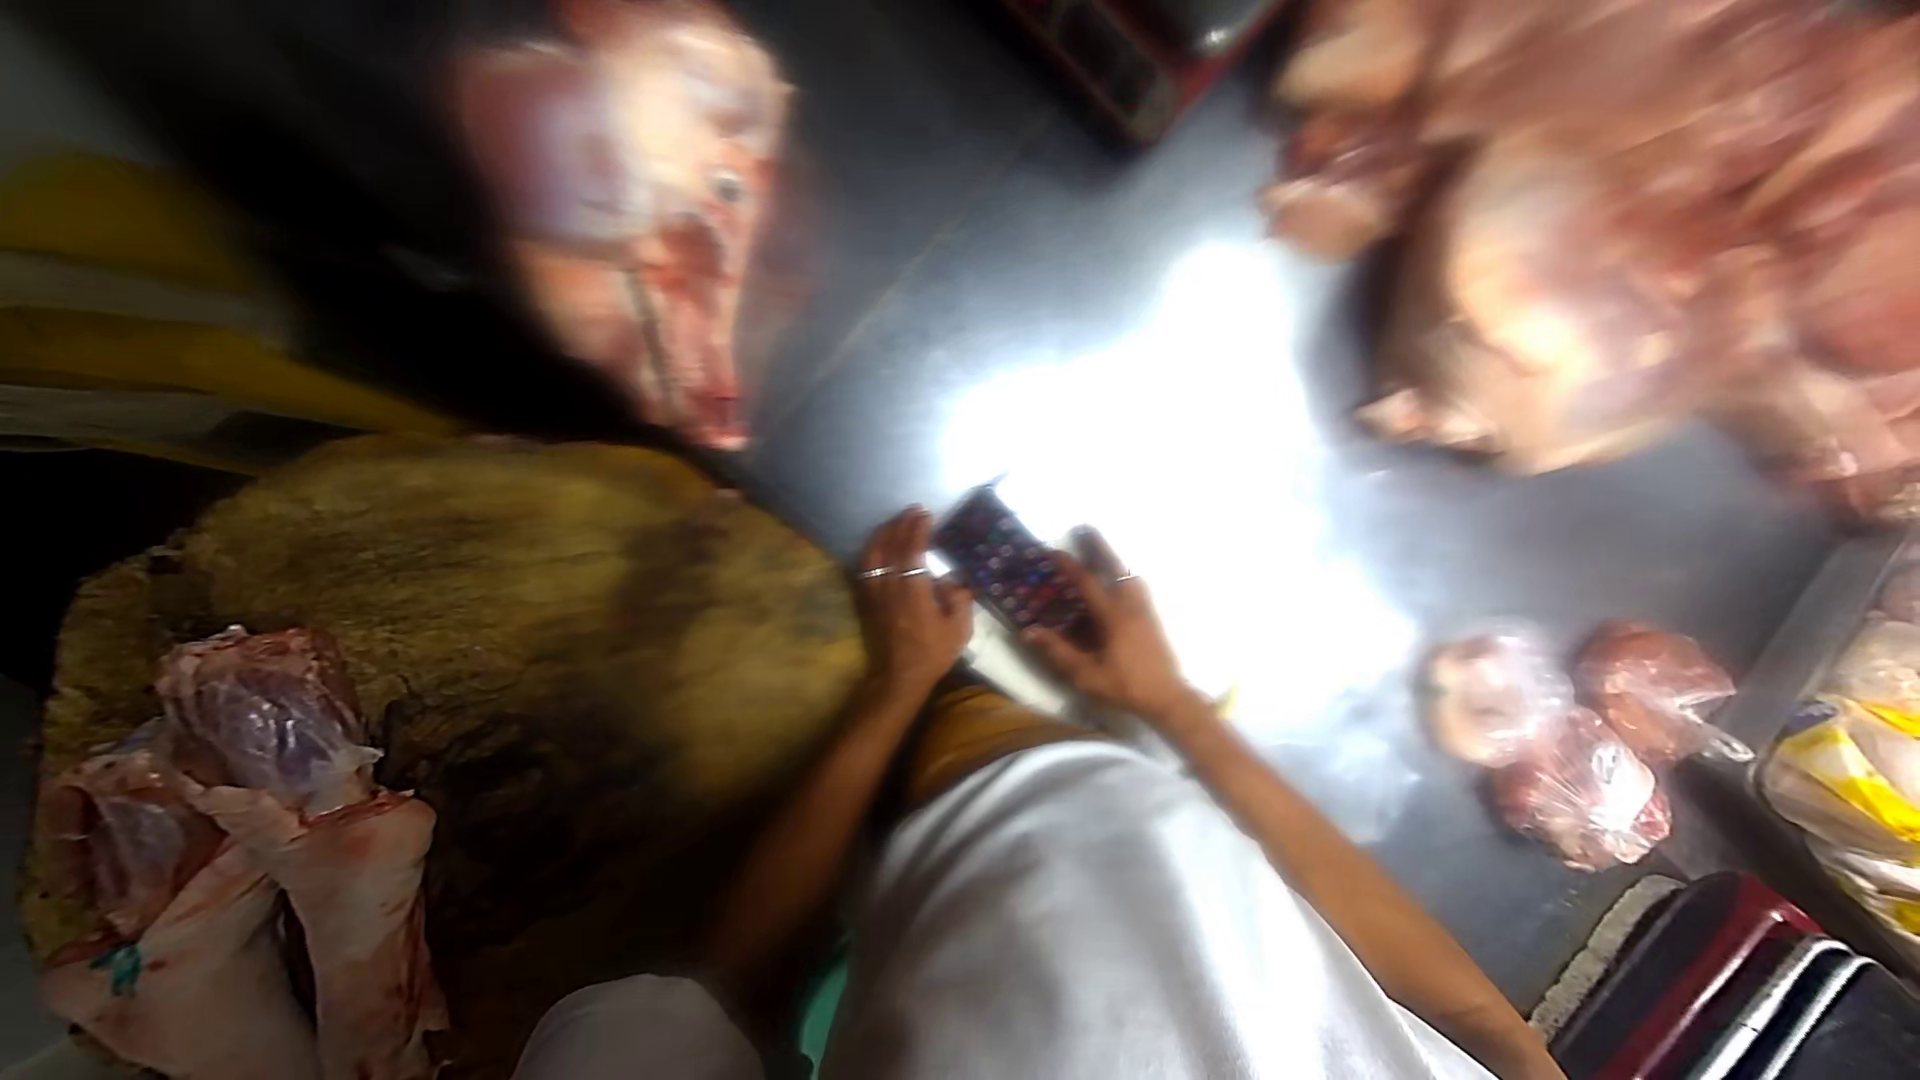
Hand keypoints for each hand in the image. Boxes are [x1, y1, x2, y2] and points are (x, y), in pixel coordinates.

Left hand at [856, 507, 972, 700]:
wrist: (899, 677)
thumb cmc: (932, 653)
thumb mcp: (958, 629)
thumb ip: (959, 598)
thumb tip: (952, 578)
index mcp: (913, 591)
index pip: (912, 550)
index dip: (918, 530)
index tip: (925, 515)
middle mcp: (889, 586)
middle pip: (891, 546)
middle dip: (902, 524)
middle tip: (913, 511)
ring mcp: (874, 593)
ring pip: (873, 554)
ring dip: (883, 534)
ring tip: (895, 522)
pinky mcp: (866, 601)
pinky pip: (864, 568)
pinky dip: (871, 552)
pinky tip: (878, 546)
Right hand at [1022, 528, 1198, 720]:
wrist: (1169, 698)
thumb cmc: (1126, 686)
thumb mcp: (1086, 674)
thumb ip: (1057, 651)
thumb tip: (1029, 630)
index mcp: (1113, 616)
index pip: (1087, 582)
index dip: (1068, 565)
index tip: (1052, 551)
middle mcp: (1131, 605)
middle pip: (1115, 566)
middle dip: (1099, 545)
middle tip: (1086, 528)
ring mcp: (1145, 610)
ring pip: (1130, 574)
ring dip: (1115, 559)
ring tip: (1101, 553)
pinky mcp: (1153, 618)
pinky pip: (1137, 586)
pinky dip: (1125, 575)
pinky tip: (1119, 582)